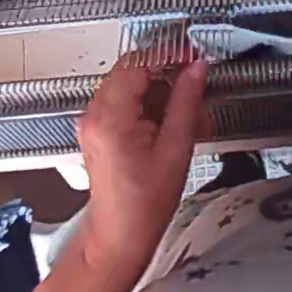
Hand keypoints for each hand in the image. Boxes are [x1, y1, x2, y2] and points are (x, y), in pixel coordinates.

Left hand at [75, 57, 208, 279]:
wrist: (119, 237)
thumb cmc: (142, 204)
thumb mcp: (176, 148)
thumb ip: (187, 101)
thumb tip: (197, 69)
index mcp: (111, 117)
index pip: (138, 63)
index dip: (168, 55)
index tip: (191, 56)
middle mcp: (95, 115)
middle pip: (132, 70)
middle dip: (167, 72)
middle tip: (194, 81)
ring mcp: (94, 122)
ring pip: (130, 84)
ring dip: (160, 89)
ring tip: (186, 111)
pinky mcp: (98, 130)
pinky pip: (124, 101)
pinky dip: (149, 103)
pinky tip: (171, 122)